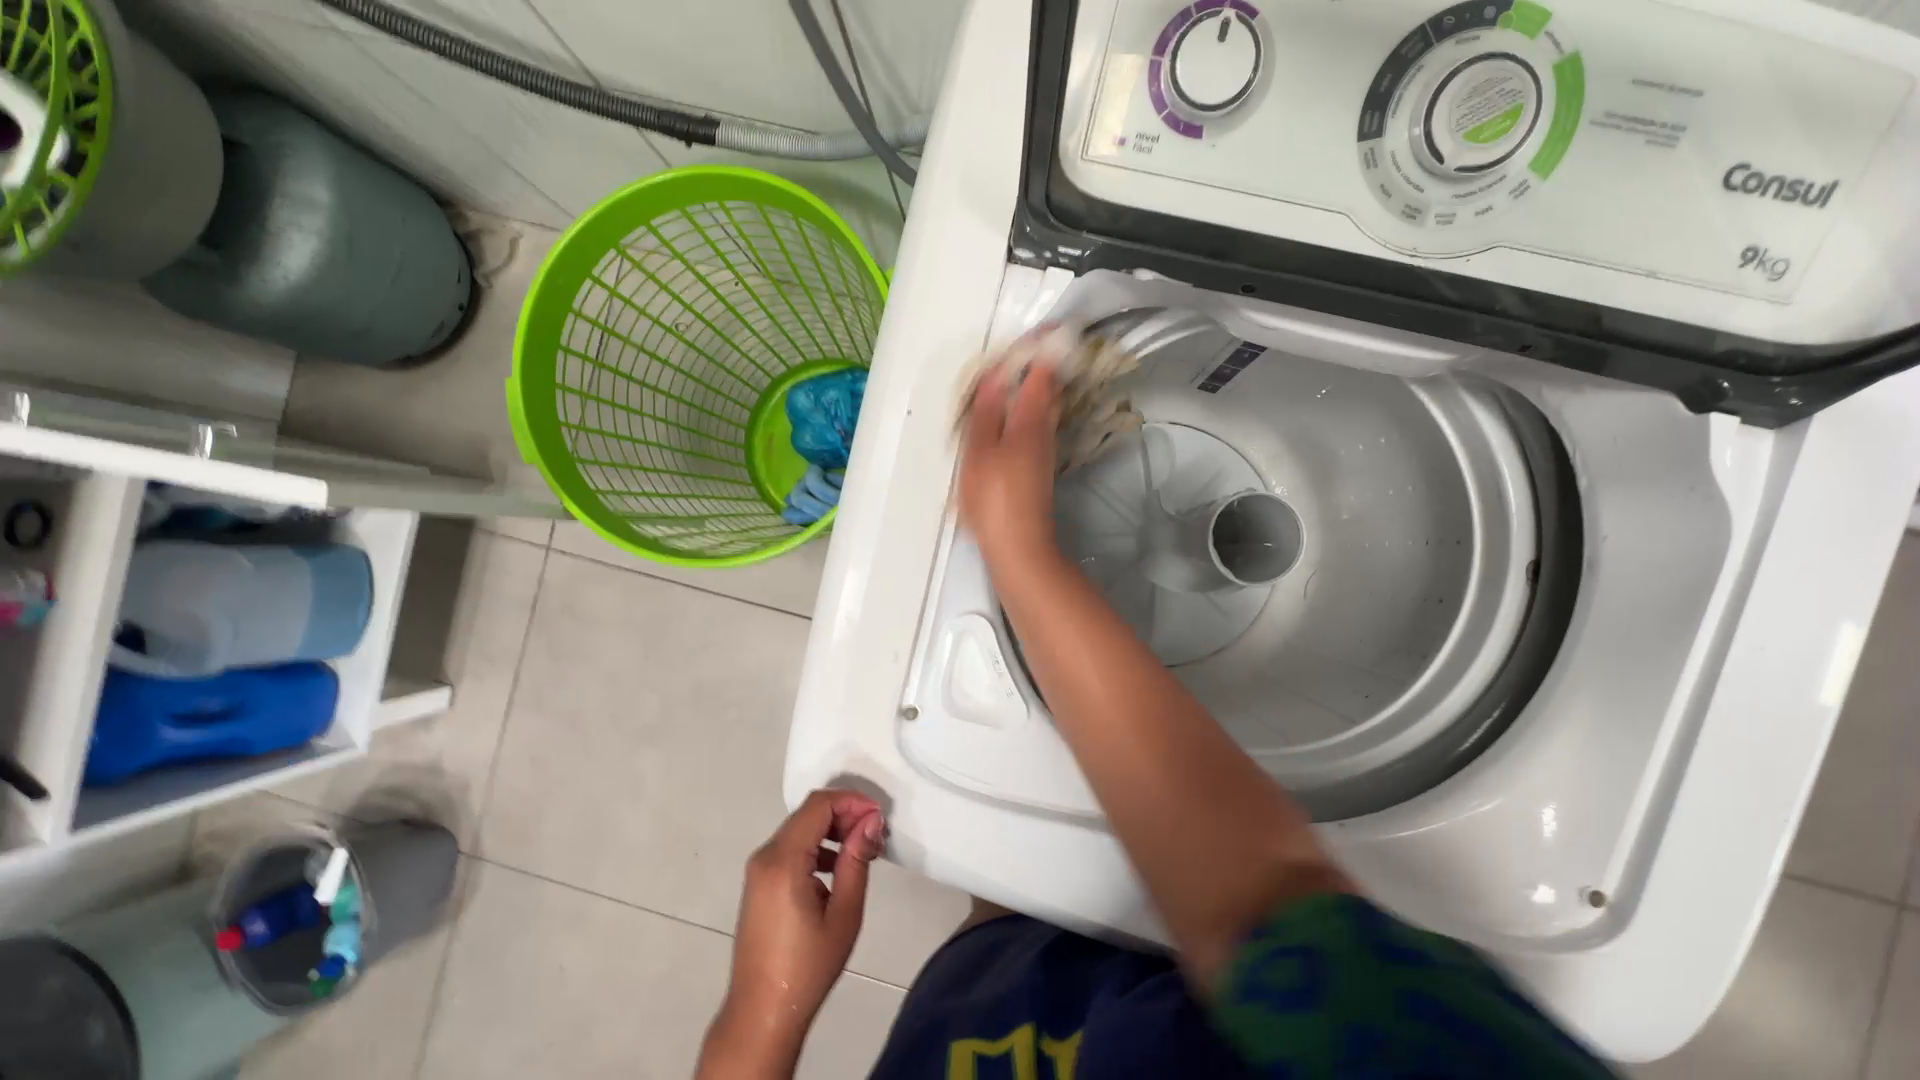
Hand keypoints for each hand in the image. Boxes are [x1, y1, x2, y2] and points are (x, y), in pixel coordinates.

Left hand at [700, 790, 886, 1077]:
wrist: (763, 1011)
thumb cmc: (808, 966)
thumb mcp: (844, 913)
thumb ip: (856, 860)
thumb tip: (871, 821)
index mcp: (783, 860)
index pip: (818, 806)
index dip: (852, 801)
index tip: (880, 817)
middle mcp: (764, 856)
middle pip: (807, 815)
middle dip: (844, 815)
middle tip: (876, 835)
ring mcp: (758, 870)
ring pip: (799, 831)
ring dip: (831, 831)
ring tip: (863, 853)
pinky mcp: (758, 884)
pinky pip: (790, 850)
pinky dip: (816, 848)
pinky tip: (837, 871)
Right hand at [961, 357, 1061, 567]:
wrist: (1020, 546)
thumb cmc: (995, 500)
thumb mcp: (980, 452)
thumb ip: (986, 412)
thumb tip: (994, 376)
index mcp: (1029, 421)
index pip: (1043, 372)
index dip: (1044, 347)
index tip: (1044, 327)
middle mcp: (1043, 430)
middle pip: (1049, 388)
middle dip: (1044, 363)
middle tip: (1033, 344)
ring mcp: (1043, 450)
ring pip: (1045, 406)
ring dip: (1037, 384)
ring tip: (1020, 370)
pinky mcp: (1039, 467)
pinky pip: (1037, 423)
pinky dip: (1029, 406)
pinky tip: (1013, 412)